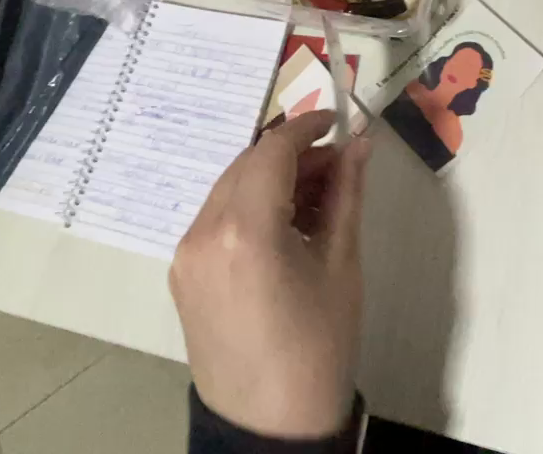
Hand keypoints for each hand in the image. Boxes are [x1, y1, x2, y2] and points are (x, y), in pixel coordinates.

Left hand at [171, 110, 370, 438]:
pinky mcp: (182, 272)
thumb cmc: (318, 345)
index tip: (336, 121)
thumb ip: (347, 193)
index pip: (273, 150)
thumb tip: (360, 142)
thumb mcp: (341, 263)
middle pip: (248, 163)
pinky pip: (218, 216)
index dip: (306, 127)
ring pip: (231, 186)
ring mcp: (186, 253)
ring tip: (318, 196)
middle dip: (293, 154)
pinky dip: (251, 205)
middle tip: (337, 164)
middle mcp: (203, 231)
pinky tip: (286, 222)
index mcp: (245, 230)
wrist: (269, 428)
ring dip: (272, 178)